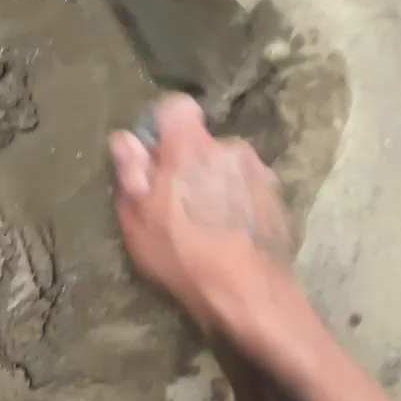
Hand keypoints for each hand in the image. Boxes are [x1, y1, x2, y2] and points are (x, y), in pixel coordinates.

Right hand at [109, 94, 297, 341]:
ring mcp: (259, 173)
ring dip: (208, 182)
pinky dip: (229, 200)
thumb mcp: (135, 215)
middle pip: (199, 142)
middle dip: (182, 162)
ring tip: (196, 221)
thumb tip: (124, 139)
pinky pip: (242, 187)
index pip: (175, 107)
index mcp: (191, 148)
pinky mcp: (276, 198)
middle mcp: (230, 150)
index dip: (158, 125)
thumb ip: (130, 170)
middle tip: (166, 200)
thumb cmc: (179, 252)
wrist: (246, 293)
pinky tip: (220, 232)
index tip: (148, 154)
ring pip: (222, 165)